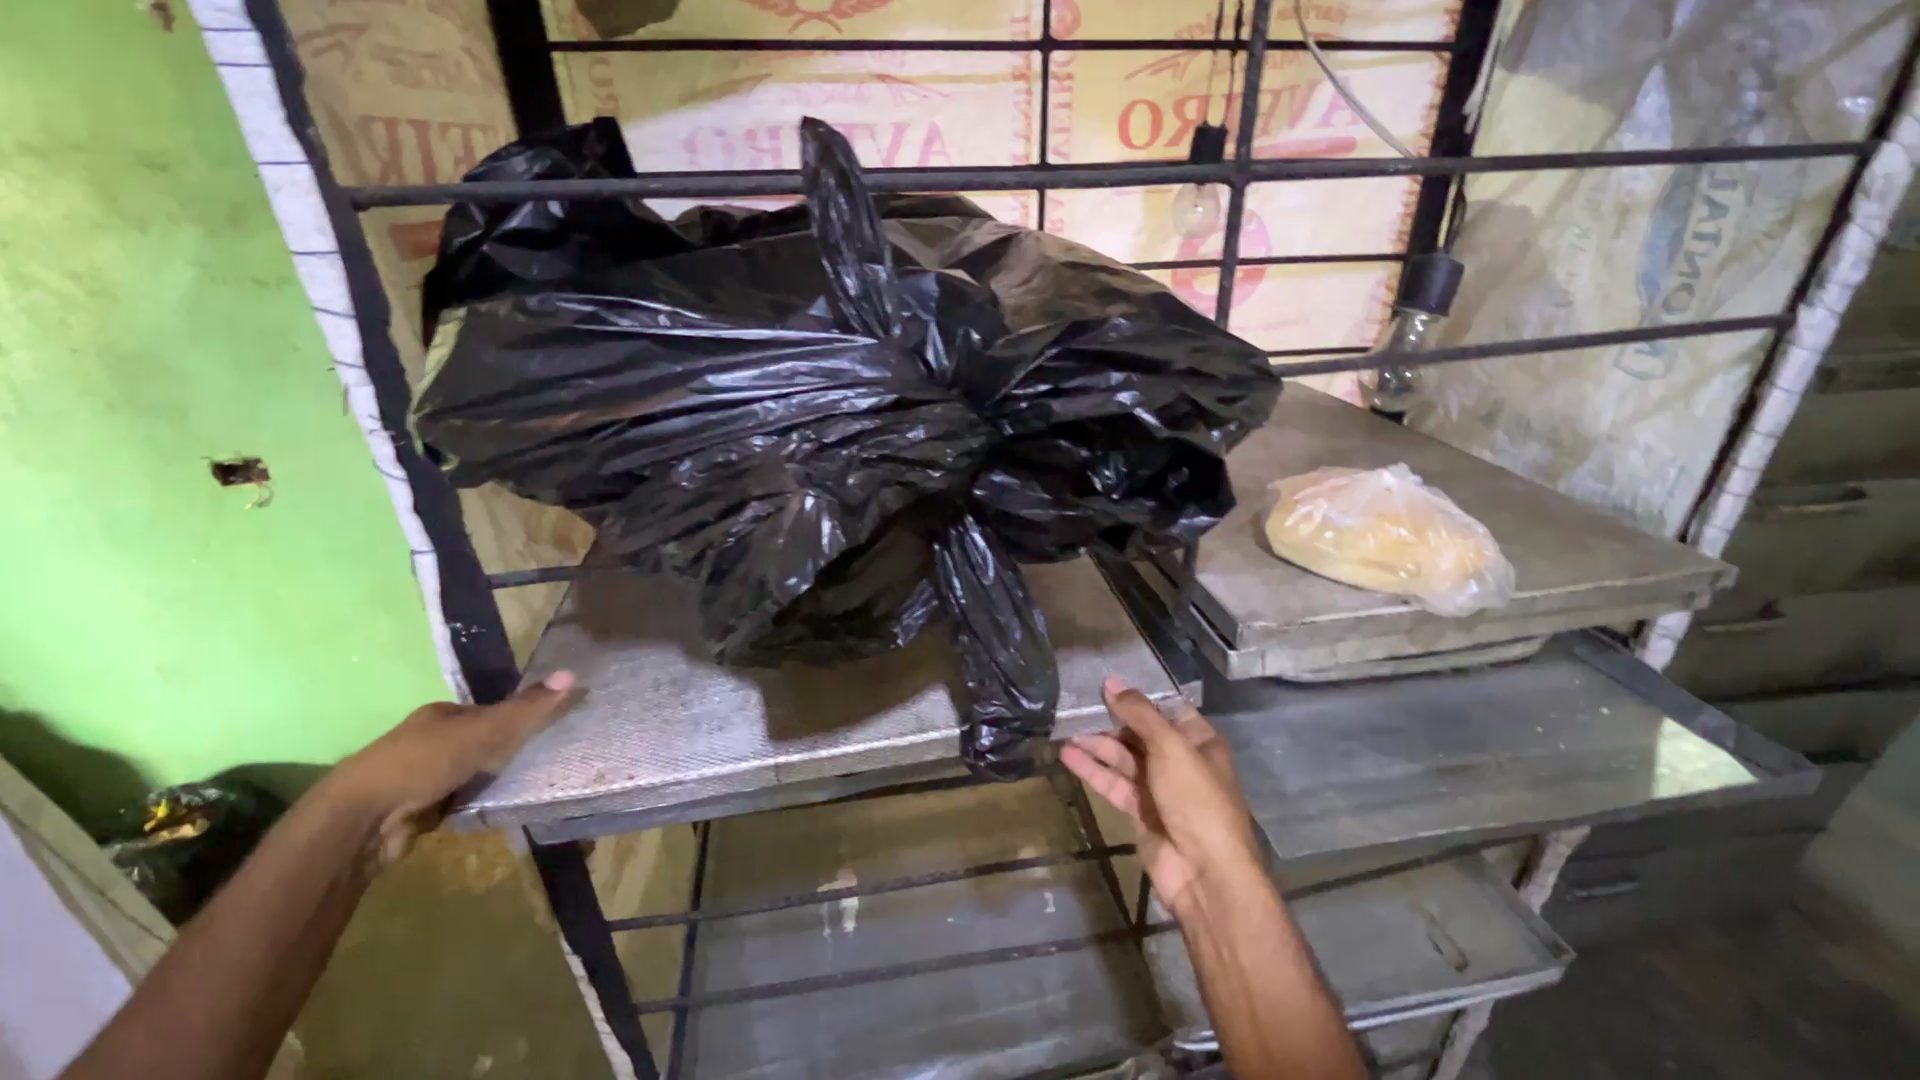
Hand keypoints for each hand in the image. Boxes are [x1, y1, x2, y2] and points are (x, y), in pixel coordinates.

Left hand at [326, 671, 578, 866]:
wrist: (361, 821)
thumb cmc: (422, 763)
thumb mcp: (482, 731)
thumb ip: (525, 709)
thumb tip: (572, 674)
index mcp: (440, 715)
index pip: (489, 711)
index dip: (518, 718)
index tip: (548, 729)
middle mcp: (429, 742)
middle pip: (480, 742)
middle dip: (507, 751)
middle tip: (545, 760)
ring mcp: (421, 777)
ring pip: (471, 773)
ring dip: (492, 780)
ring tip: (531, 786)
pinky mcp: (418, 810)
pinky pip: (459, 802)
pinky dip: (476, 805)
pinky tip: (498, 809)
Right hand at [1061, 677, 1261, 919]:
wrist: (1205, 871)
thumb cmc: (1196, 799)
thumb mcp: (1171, 747)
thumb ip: (1140, 714)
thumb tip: (1111, 683)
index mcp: (1200, 741)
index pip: (1166, 709)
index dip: (1137, 697)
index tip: (1104, 682)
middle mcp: (1180, 761)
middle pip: (1140, 734)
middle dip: (1111, 721)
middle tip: (1076, 706)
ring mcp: (1159, 789)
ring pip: (1124, 759)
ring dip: (1097, 745)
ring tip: (1064, 729)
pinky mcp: (1140, 812)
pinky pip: (1114, 784)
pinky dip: (1093, 770)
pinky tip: (1068, 756)